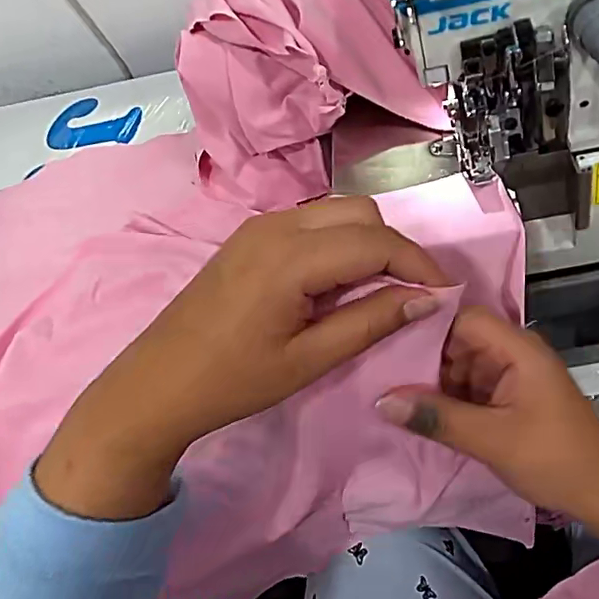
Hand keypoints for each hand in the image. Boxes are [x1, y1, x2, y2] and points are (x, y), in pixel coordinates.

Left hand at [37, 196, 450, 518]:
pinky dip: (340, 242)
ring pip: (338, 212)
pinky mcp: (250, 235)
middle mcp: (277, 226)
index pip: (377, 242)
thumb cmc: (232, 381)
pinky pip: (312, 223)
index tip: (444, 294)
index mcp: (291, 257)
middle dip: (396, 248)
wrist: (154, 386)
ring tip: (381, 288)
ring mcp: (260, 226)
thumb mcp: (309, 359)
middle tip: (412, 292)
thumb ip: (371, 321)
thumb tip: (426, 299)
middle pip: (361, 213)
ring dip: (369, 242)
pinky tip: (340, 281)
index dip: (419, 264)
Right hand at [377, 306, 598, 520]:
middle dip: (422, 357)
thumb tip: (383, 400)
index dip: (426, 325)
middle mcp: (513, 353)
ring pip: (460, 366)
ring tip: (389, 392)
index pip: (463, 317)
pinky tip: (417, 412)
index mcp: (517, 348)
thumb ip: (437, 417)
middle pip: (458, 340)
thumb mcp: (491, 439)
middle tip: (378, 372)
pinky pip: (469, 388)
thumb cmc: (554, 458)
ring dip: (432, 381)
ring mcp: (511, 376)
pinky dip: (447, 399)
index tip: (387, 339)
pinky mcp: (508, 398)